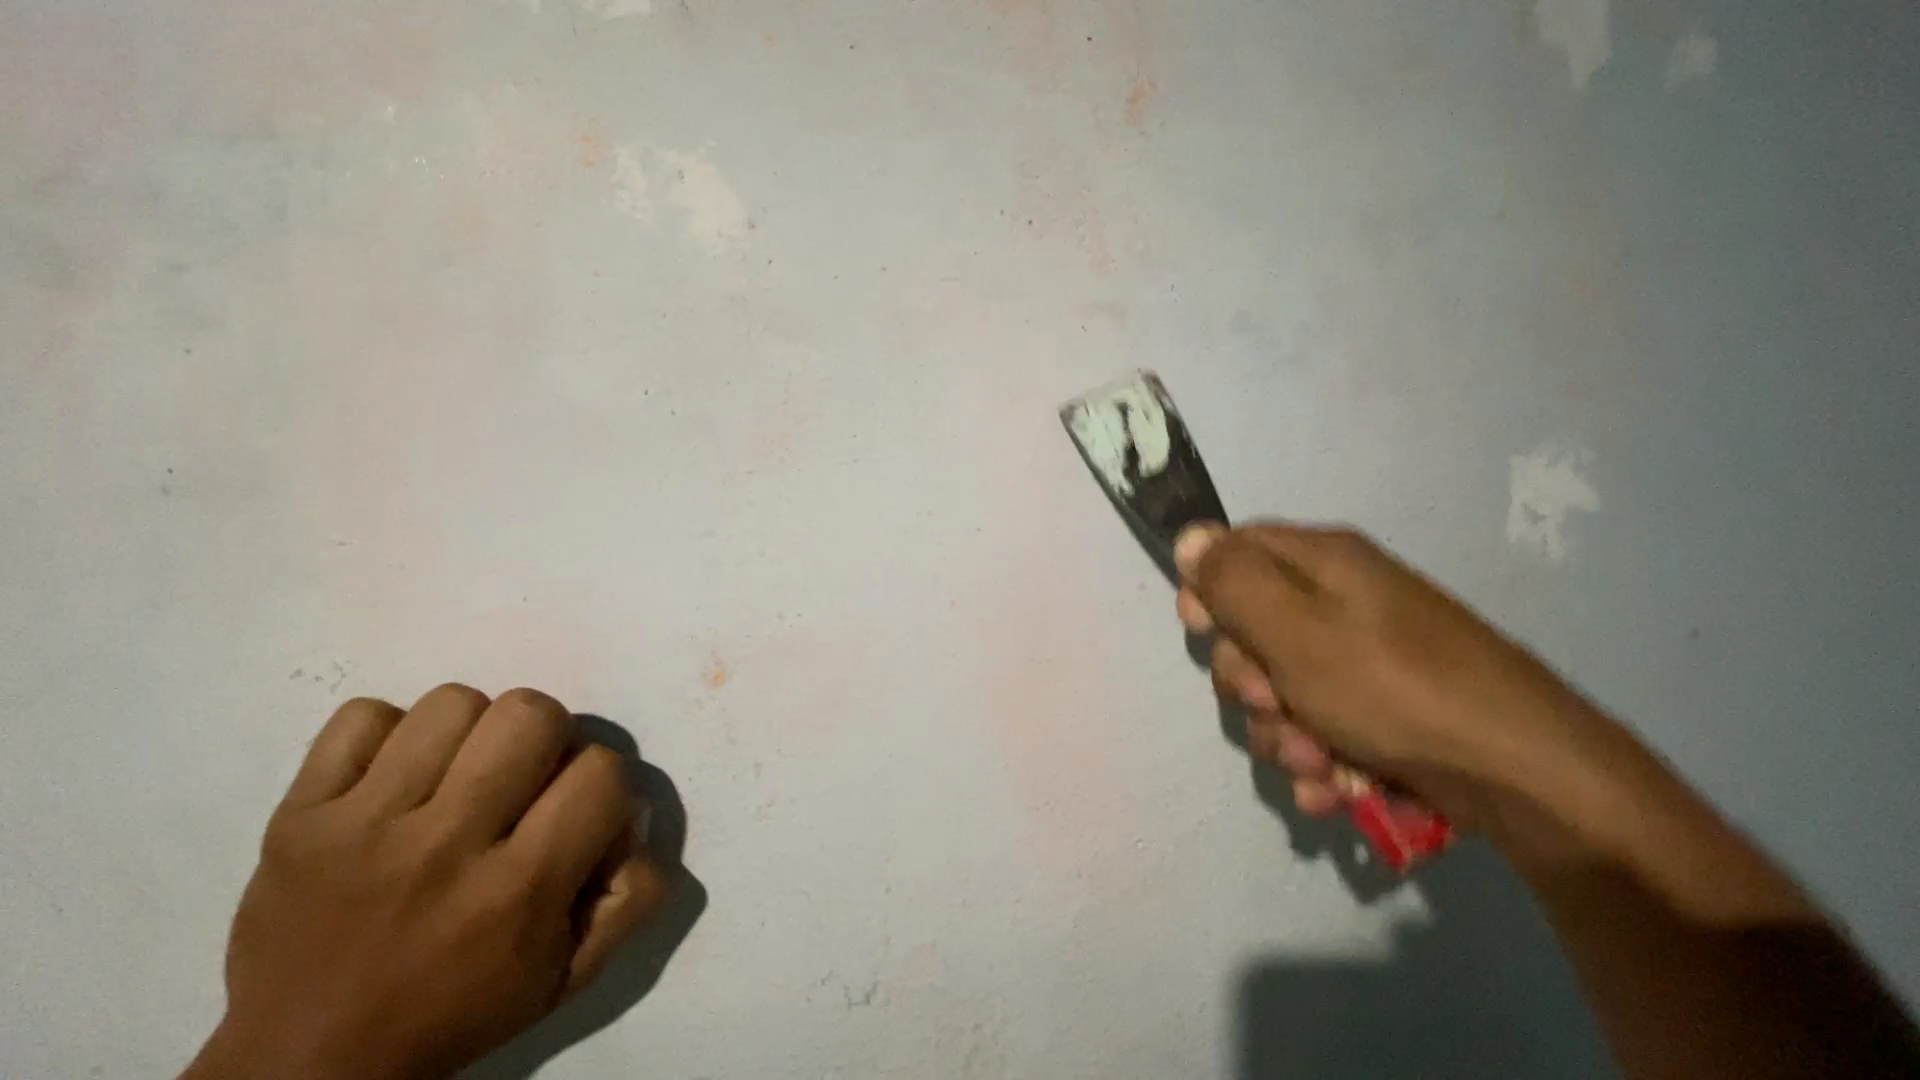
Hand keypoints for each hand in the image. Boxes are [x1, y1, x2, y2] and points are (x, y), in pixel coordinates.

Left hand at [183, 685, 668, 1079]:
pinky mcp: (299, 812)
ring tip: (457, 776)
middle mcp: (445, 846)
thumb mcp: (568, 976)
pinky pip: (361, 716)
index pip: (602, 771)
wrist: (307, 1060)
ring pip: (453, 703)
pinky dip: (388, 734)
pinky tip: (394, 778)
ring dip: (473, 730)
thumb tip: (637, 816)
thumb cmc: (456, 1010)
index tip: (578, 809)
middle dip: (548, 737)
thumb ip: (631, 898)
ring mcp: (363, 824)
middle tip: (525, 778)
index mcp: (519, 891)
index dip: (605, 781)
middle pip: (531, 713)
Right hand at [1173, 522, 1613, 851]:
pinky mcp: (1384, 714)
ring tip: (1321, 764)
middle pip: (1251, 633)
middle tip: (1277, 706)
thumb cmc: (1394, 689)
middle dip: (1249, 684)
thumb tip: (1189, 535)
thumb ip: (1233, 582)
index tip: (1203, 631)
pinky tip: (1339, 787)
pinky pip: (1321, 732)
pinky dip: (1321, 764)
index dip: (1209, 593)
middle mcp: (1342, 603)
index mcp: (1324, 564)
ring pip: (1282, 696)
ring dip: (1285, 737)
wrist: (1523, 776)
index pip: (1236, 553)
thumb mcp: (1296, 630)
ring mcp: (1366, 662)